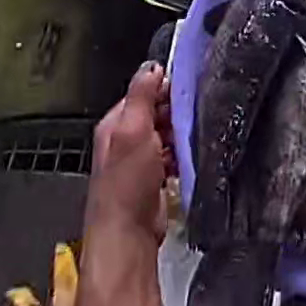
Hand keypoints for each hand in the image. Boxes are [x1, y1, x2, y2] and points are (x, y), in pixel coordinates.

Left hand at [85, 62, 173, 243]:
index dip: (164, 88)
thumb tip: (151, 66)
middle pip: (156, 111)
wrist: (128, 239)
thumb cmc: (126, 186)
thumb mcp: (133, 130)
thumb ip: (141, 95)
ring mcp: (139, 160)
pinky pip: (172, 155)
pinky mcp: (153, 179)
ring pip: (166, 133)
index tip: (185, 89)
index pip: (143, 91)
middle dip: (175, 112)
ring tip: (190, 136)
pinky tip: (188, 157)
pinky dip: (181, 154)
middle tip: (190, 115)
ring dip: (180, 134)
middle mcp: (124, 139)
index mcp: (114, 123)